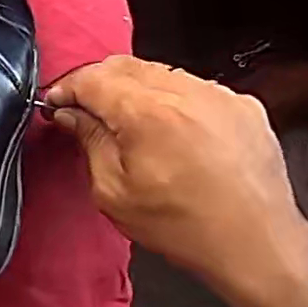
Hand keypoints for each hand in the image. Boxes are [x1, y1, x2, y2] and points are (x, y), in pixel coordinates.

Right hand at [46, 55, 307, 306]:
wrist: (254, 242)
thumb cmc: (180, 225)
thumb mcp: (113, 192)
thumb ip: (89, 142)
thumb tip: (70, 115)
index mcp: (148, 113)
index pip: (93, 78)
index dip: (66, 88)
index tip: (54, 103)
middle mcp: (187, 92)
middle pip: (126, 65)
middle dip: (95, 82)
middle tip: (79, 108)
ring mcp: (220, 95)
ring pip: (160, 72)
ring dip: (132, 87)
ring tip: (121, 120)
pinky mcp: (243, 106)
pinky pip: (194, 88)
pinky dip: (169, 99)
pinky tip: (164, 129)